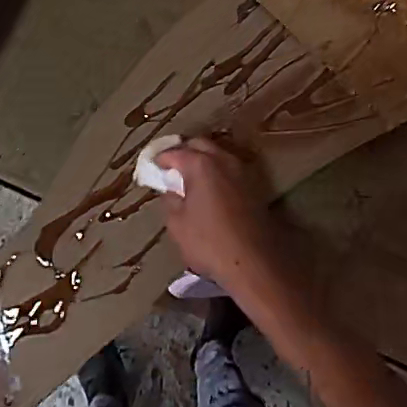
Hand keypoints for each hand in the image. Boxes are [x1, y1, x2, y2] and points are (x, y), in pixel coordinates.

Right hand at [153, 137, 288, 292]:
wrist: (254, 261)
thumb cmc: (209, 242)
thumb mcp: (177, 224)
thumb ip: (170, 200)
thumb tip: (170, 189)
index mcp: (201, 164)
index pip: (174, 152)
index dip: (160, 159)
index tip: (152, 168)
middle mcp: (223, 160)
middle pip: (199, 144)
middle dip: (183, 152)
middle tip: (170, 168)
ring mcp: (241, 170)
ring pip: (217, 154)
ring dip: (202, 160)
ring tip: (189, 178)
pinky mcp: (253, 185)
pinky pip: (228, 169)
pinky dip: (216, 171)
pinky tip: (209, 189)